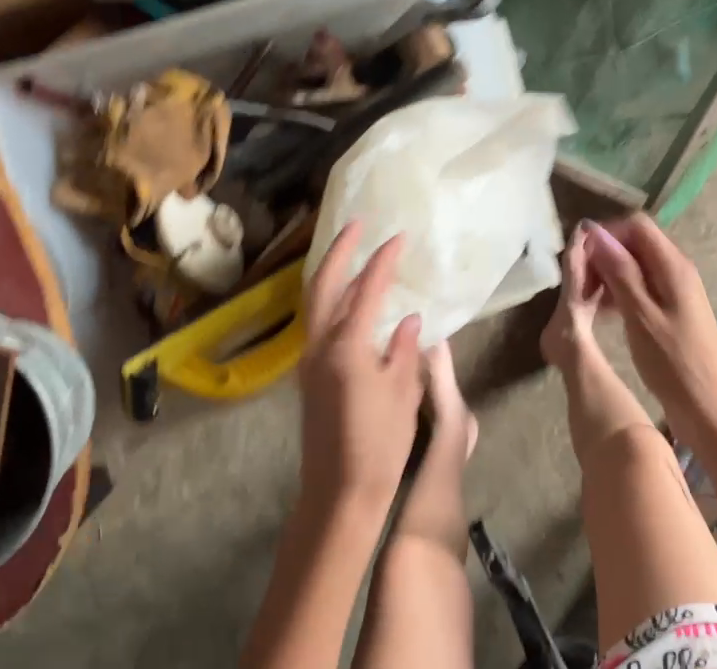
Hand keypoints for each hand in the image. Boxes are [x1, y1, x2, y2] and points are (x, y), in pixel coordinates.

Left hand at [298, 223, 422, 513]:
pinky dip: (332, 300)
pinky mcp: (309, 375)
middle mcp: (320, 345)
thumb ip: (403, 349)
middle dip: (340, 251)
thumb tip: (407, 319)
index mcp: (347, 346)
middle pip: (324, 284)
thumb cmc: (380, 444)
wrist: (340, 492)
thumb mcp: (403, 392)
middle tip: (358, 225)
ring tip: (351, 252)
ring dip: (332, 273)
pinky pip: (318, 322)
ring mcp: (309, 360)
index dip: (382, 260)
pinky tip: (351, 301)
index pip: (366, 289)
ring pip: (315, 302)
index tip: (398, 237)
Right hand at [582, 215, 716, 441]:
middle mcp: (677, 271)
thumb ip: (620, 272)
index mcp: (673, 266)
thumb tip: (594, 233)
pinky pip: (641, 288)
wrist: (711, 410)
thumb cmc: (675, 363)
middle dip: (605, 254)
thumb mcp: (641, 316)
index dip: (606, 234)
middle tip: (580, 280)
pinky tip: (603, 314)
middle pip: (636, 243)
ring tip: (587, 298)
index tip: (580, 256)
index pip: (636, 226)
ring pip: (637, 267)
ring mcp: (676, 292)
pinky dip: (620, 293)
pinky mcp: (672, 312)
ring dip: (610, 275)